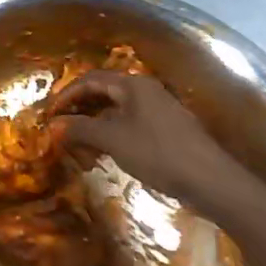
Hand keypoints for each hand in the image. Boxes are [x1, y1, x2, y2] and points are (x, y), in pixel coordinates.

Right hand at [47, 71, 247, 209]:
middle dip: (80, 110)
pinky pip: (132, 123)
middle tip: (62, 126)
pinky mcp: (170, 131)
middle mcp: (147, 91)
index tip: (50, 113)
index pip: (88, 80)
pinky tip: (108, 151)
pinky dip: (114, 133)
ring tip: (81, 143)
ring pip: (118, 110)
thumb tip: (53, 125)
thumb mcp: (111, 139)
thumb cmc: (158, 153)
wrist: (215, 184)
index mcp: (132, 85)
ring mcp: (161, 111)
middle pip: (103, 93)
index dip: (65, 95)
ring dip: (96, 124)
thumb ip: (79, 128)